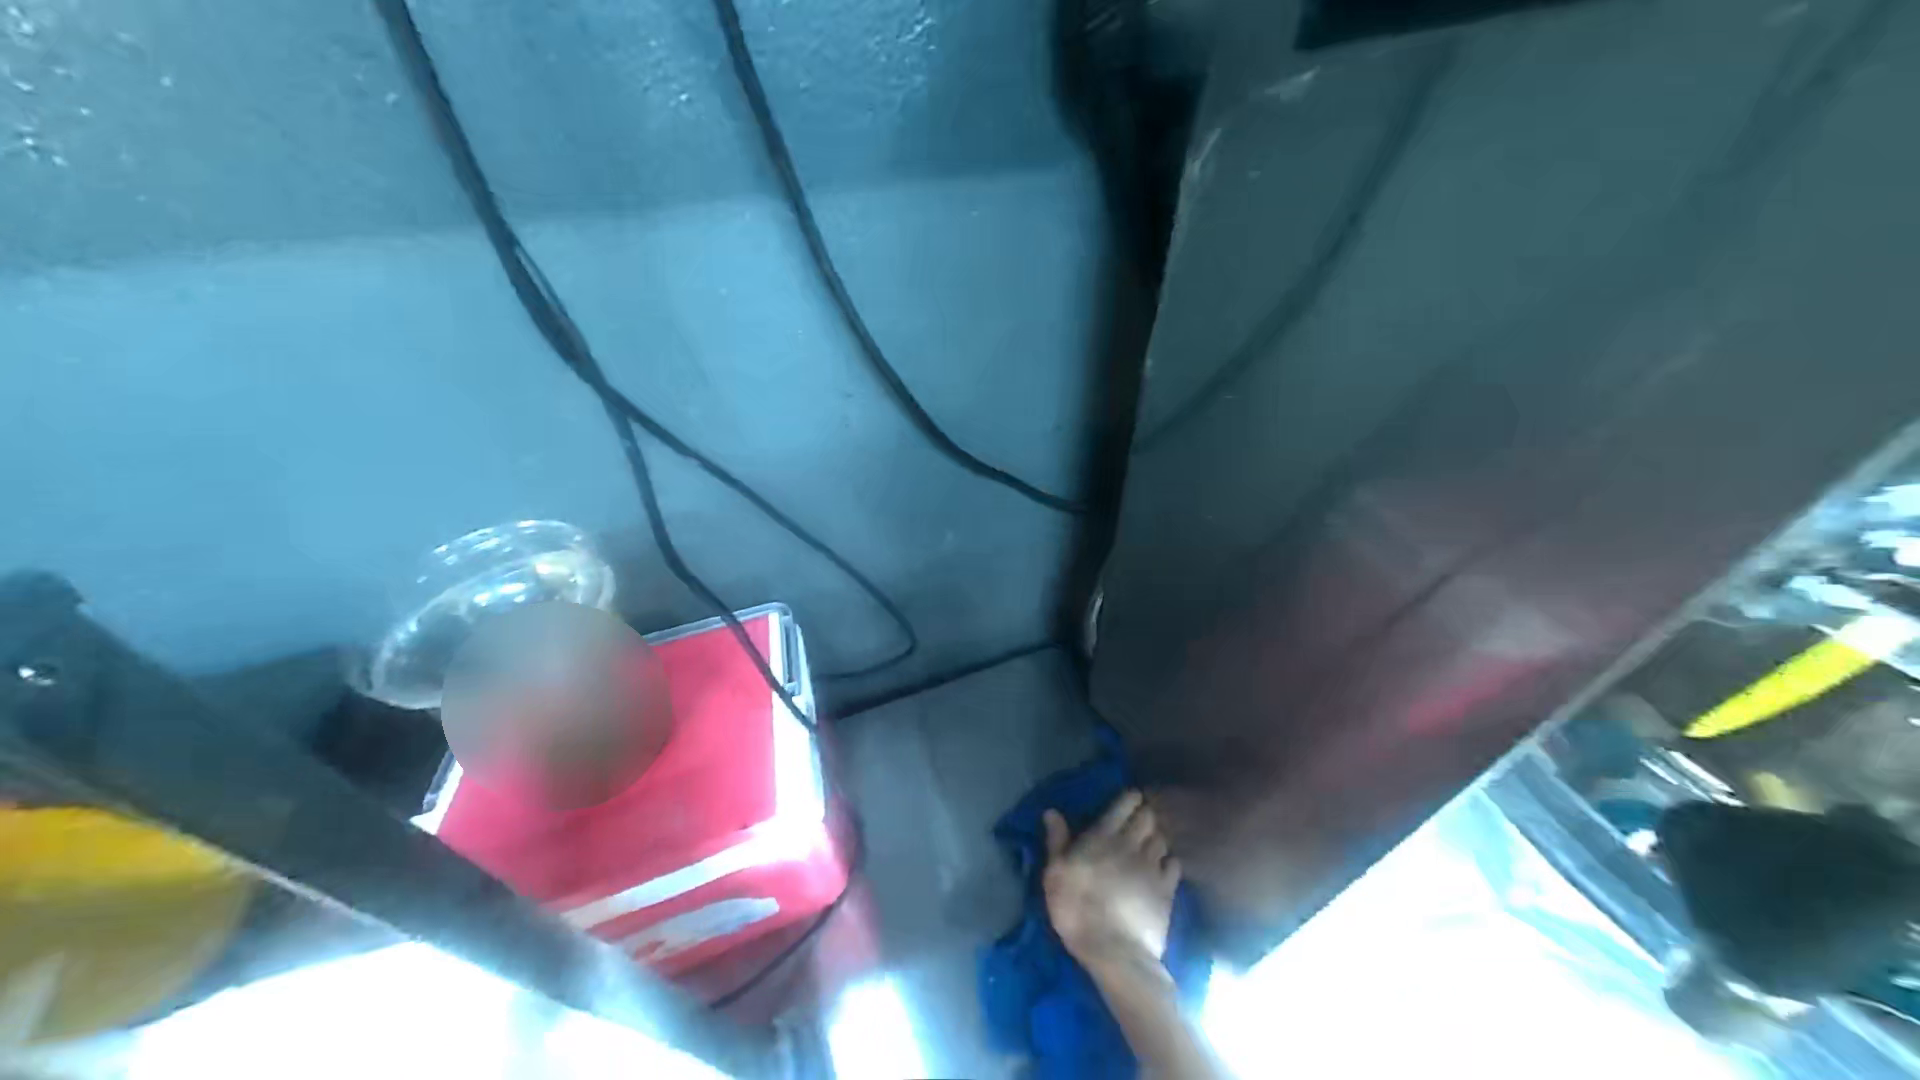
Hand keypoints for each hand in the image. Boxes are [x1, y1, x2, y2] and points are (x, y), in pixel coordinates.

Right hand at [1042, 790, 1181, 971]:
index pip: (1123, 805)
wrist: (1114, 951)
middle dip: (1144, 814)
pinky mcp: (1167, 890)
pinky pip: (1174, 864)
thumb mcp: (1055, 874)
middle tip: (1138, 820)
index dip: (1129, 798)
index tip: (1130, 798)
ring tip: (1150, 844)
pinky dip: (1169, 861)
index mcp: (1102, 836)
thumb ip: (1057, 841)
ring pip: (1161, 838)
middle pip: (1147, 817)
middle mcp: (1131, 844)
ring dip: (1156, 837)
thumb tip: (1052, 811)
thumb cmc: (1076, 908)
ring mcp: (1152, 867)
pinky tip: (1163, 868)